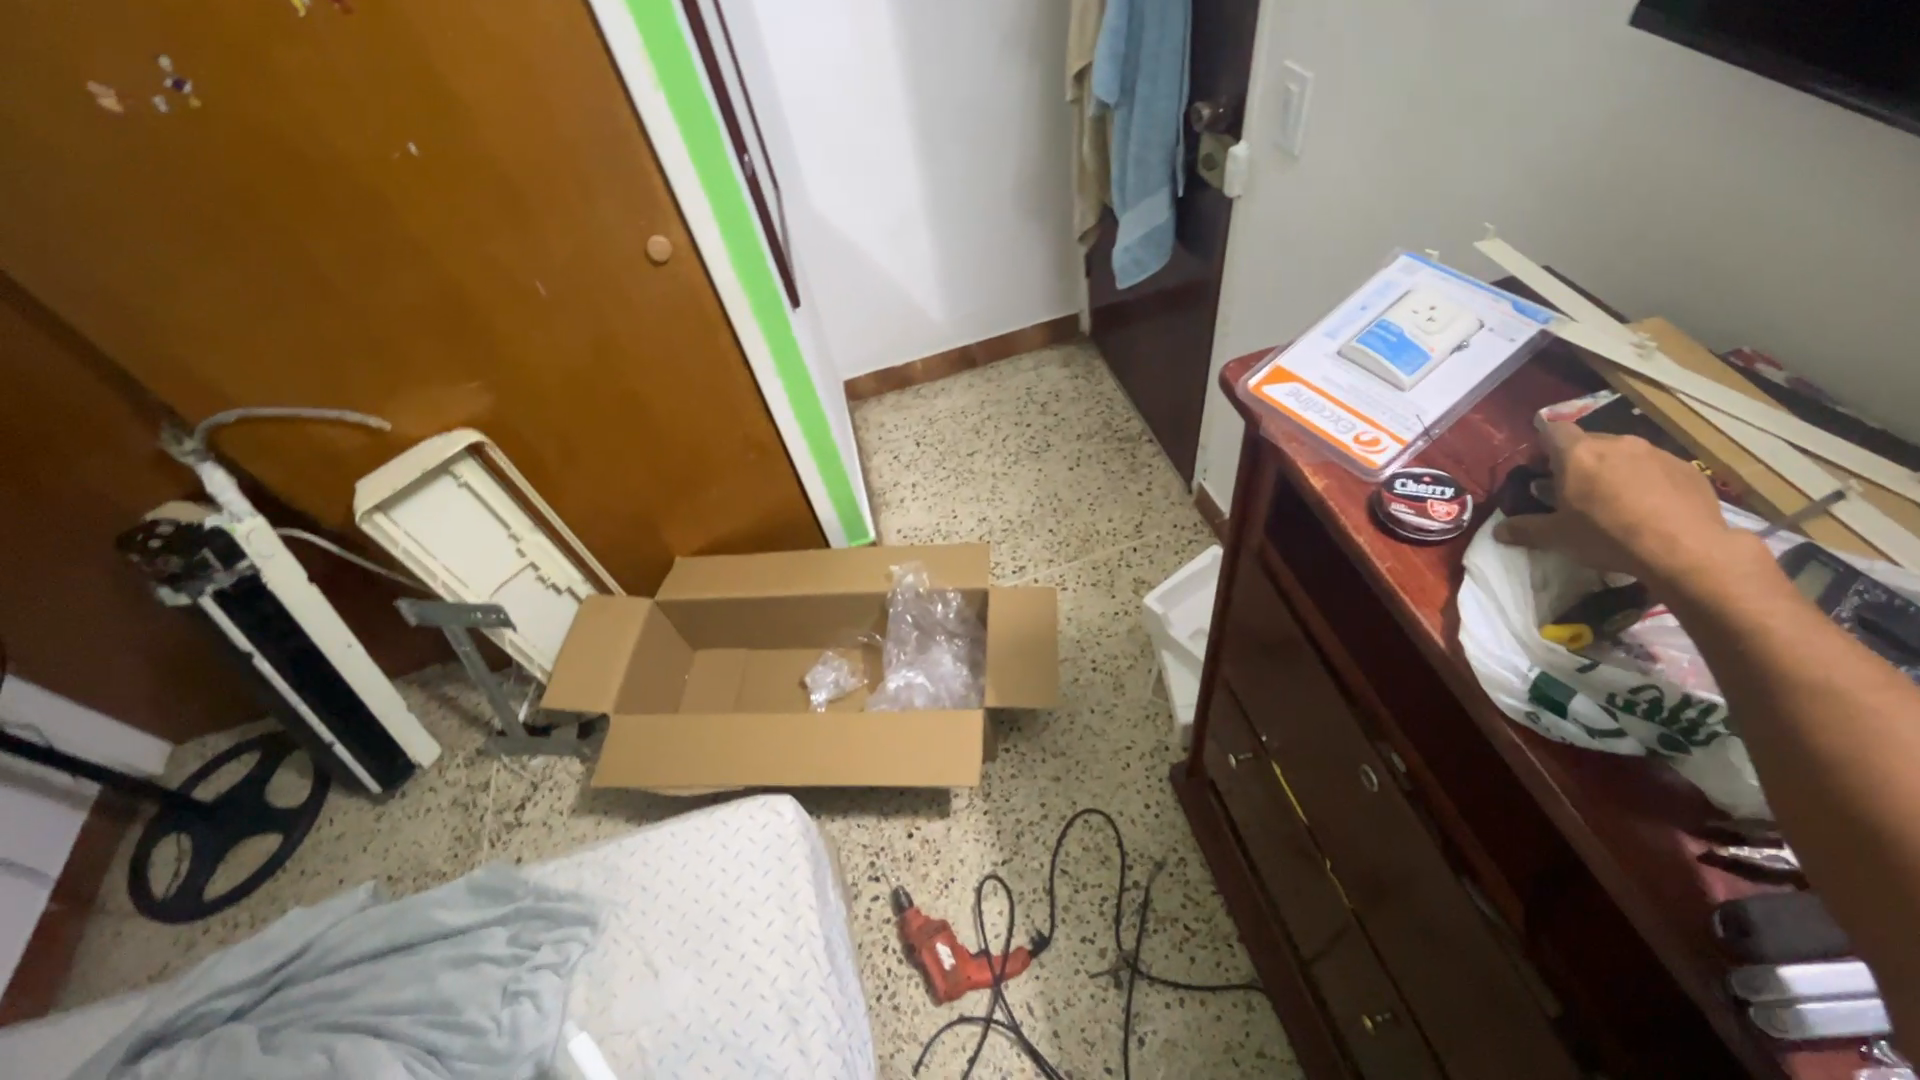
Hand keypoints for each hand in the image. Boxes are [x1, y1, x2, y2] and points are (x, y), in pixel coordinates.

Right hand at [1494, 421, 1740, 588]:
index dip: (1543, 444)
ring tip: (1613, 500)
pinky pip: (1655, 468)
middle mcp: (1616, 444)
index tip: (1540, 464)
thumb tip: (1498, 531)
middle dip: (1578, 460)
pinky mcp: (1686, 468)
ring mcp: (1656, 453)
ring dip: (1613, 470)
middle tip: (1573, 488)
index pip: (1552, 430)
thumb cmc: (1608, 536)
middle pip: (1589, 442)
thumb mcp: (1557, 537)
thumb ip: (1525, 529)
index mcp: (1577, 454)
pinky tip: (1648, 508)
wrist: (1685, 549)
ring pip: (1624, 454)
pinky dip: (1646, 481)